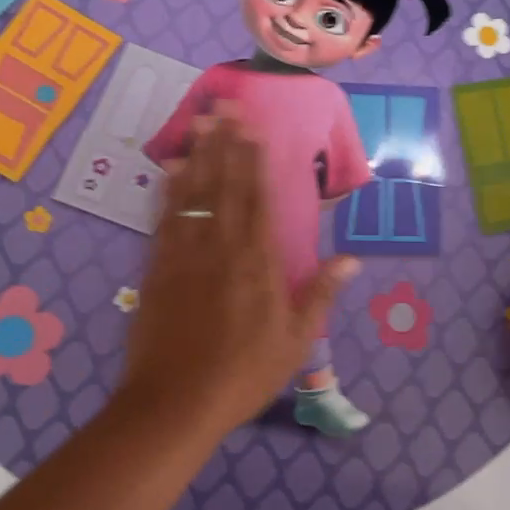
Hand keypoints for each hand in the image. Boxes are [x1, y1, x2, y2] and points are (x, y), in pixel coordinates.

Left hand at [117, 112, 357, 434]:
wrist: (175, 404)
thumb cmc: (243, 374)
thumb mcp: (295, 341)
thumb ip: (320, 294)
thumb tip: (352, 259)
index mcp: (257, 262)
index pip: (258, 198)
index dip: (254, 159)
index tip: (252, 126)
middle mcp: (221, 248)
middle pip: (224, 185)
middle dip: (224, 143)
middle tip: (223, 105)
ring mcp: (185, 256)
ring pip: (193, 194)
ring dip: (198, 155)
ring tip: (199, 120)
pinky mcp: (157, 270)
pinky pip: (164, 219)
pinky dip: (168, 191)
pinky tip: (170, 169)